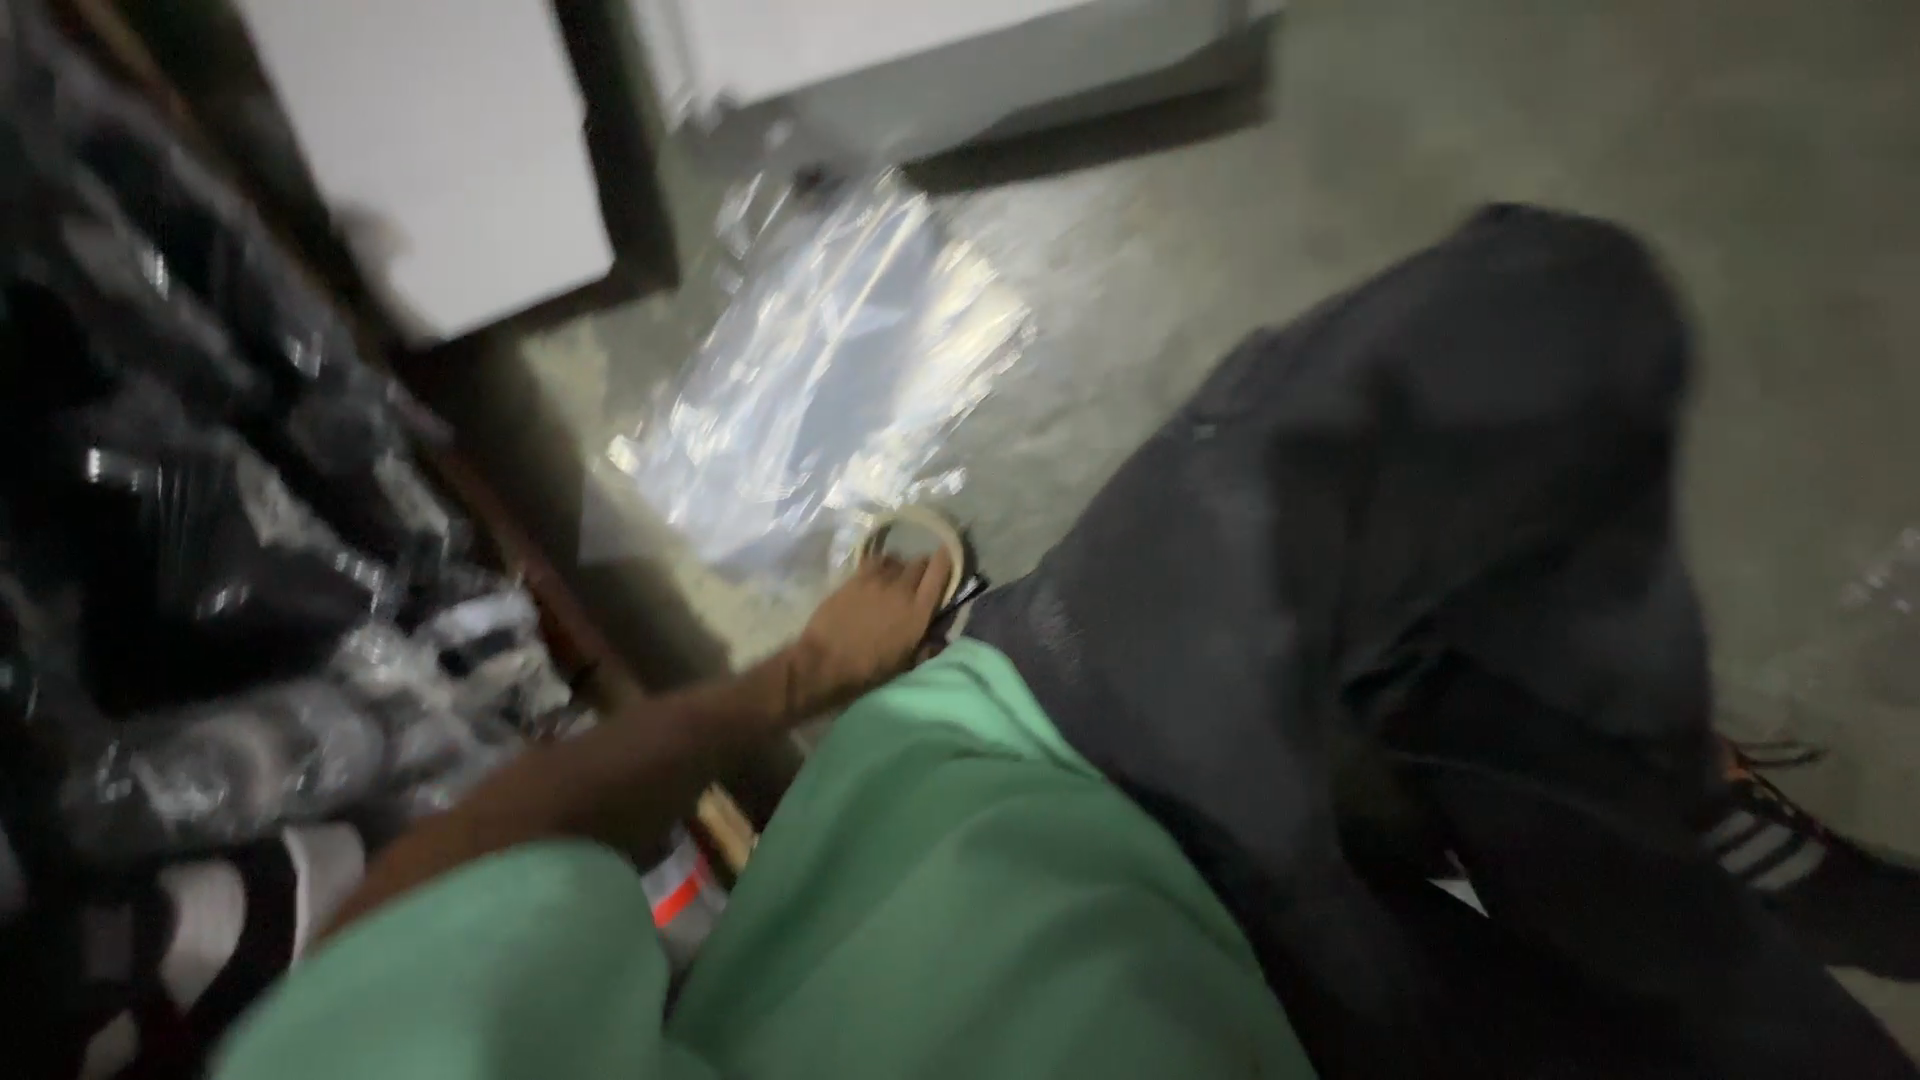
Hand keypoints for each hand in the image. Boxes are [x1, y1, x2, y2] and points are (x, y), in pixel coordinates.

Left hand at [784, 550, 953, 718]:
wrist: (825, 662)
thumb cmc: (869, 669)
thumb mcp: (906, 663)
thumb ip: (928, 646)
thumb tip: (941, 637)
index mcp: (919, 610)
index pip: (942, 568)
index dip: (948, 561)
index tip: (948, 564)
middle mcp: (902, 588)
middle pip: (921, 561)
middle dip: (924, 569)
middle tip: (919, 584)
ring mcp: (877, 580)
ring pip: (899, 559)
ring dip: (902, 568)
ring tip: (895, 581)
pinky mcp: (856, 577)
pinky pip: (876, 561)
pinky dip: (882, 566)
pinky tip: (876, 577)